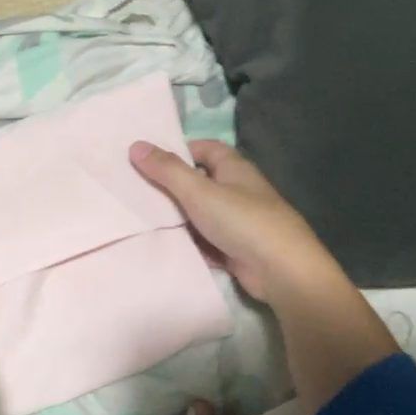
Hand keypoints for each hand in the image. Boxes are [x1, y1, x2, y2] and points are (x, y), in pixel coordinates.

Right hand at [130, 141, 397, 409]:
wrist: (280, 269)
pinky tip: (164, 244)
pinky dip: (187, 241)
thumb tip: (135, 145)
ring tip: (141, 218)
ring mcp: (236, 220)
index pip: (205, 149)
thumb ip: (167, 171)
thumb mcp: (199, 192)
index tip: (149, 162)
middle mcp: (237, 190)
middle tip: (136, 191)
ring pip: (199, 213)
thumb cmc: (242, 221)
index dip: (179, 151)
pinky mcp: (233, 247)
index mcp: (235, 169)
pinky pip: (203, 239)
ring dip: (177, 217)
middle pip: (199, 182)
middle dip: (171, 187)